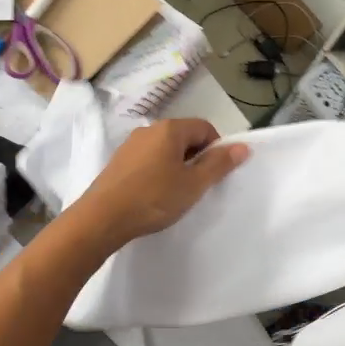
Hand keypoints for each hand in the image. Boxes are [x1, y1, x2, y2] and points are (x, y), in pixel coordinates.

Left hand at [64, 119, 249, 252]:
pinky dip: (157, 171)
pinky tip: (154, 194)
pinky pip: (148, 158)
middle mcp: (149, 129)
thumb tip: (242, 147)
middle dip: (196, 158)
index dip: (216, 149)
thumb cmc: (154, 198)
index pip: (204, 128)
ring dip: (176, 165)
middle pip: (184, 136)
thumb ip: (218, 164)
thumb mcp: (193, 184)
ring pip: (165, 148)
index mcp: (170, 129)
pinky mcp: (119, 160)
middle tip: (197, 187)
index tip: (215, 175)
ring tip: (176, 193)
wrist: (102, 217)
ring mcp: (131, 144)